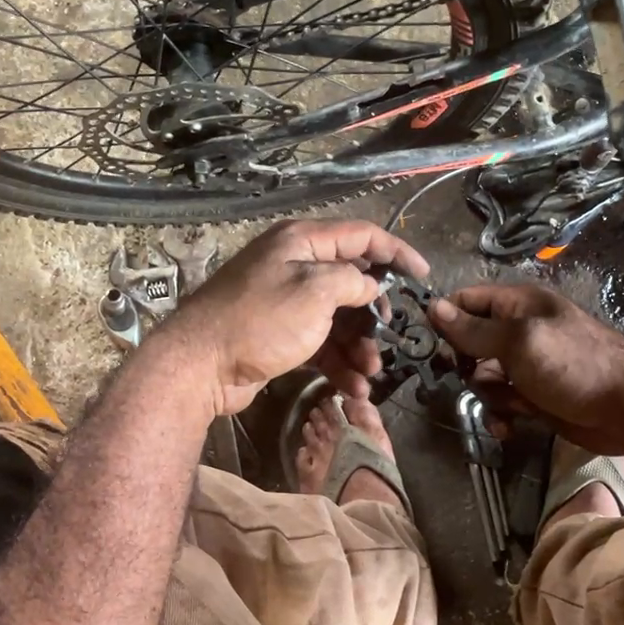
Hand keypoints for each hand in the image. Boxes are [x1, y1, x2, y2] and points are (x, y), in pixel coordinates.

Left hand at [162, 220, 427, 414]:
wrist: (200, 365)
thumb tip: (369, 286)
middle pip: (351, 282)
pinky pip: (320, 343)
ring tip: (371, 375)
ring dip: (359, 346)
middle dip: (374, 313)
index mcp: (302, 242)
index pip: (362, 235)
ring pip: (338, 318)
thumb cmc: (260, 320)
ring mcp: (285, 302)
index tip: (423, 276)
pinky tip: (354, 389)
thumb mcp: (314, 292)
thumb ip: (352, 282)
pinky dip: (338, 363)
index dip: (397, 252)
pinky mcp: (280, 335)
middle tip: (389, 337)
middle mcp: (295, 265)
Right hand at [428, 283, 623, 454]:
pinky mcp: (534, 396)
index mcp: (517, 305)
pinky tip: (508, 426)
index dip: (445, 319)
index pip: (466, 301)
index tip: (428, 346)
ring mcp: (527, 365)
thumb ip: (474, 329)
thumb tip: (433, 308)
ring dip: (484, 394)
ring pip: (482, 376)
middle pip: (469, 341)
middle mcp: (519, 330)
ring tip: (503, 405)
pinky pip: (501, 401)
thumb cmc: (573, 365)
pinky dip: (500, 414)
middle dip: (463, 364)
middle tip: (467, 378)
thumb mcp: (519, 342)